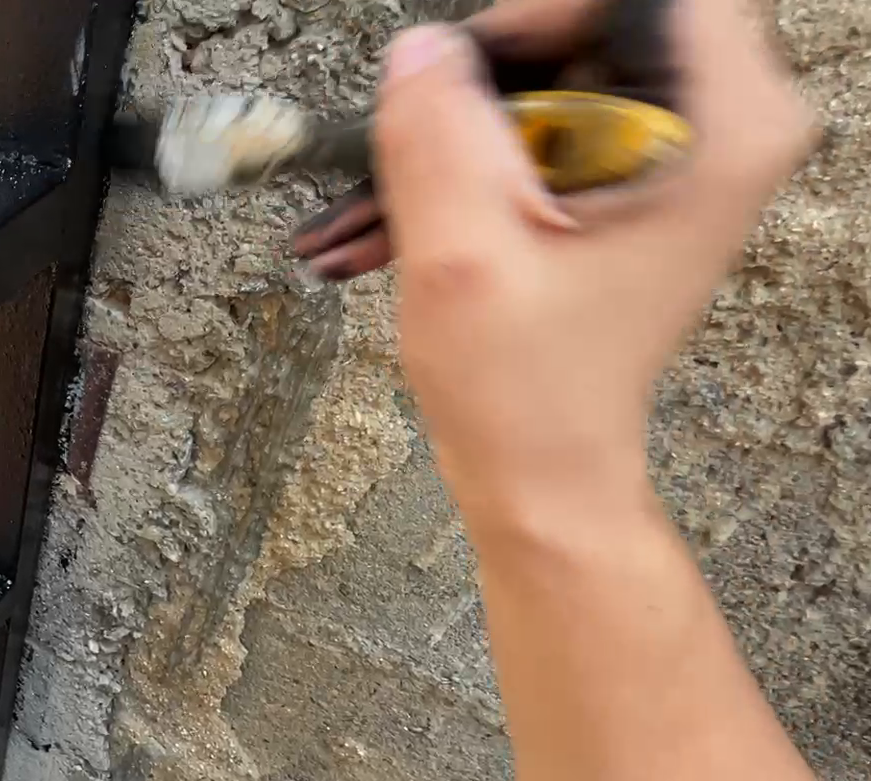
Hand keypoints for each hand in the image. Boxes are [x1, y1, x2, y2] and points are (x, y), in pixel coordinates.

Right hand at [350, 0, 812, 529]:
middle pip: (568, 55)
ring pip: (520, 117)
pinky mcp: (595, 206)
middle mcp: (700, 134)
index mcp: (713, 129)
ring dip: (421, 169)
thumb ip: (436, 144)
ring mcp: (644, 172)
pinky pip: (508, 167)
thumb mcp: (462, 258)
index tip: (437, 82)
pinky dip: (434, 200)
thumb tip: (414, 52)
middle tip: (374, 168)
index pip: (635, 0)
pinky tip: (361, 244)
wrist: (532, 464)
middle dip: (450, 115)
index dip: (524, 26)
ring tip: (337, 232)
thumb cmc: (519, 385)